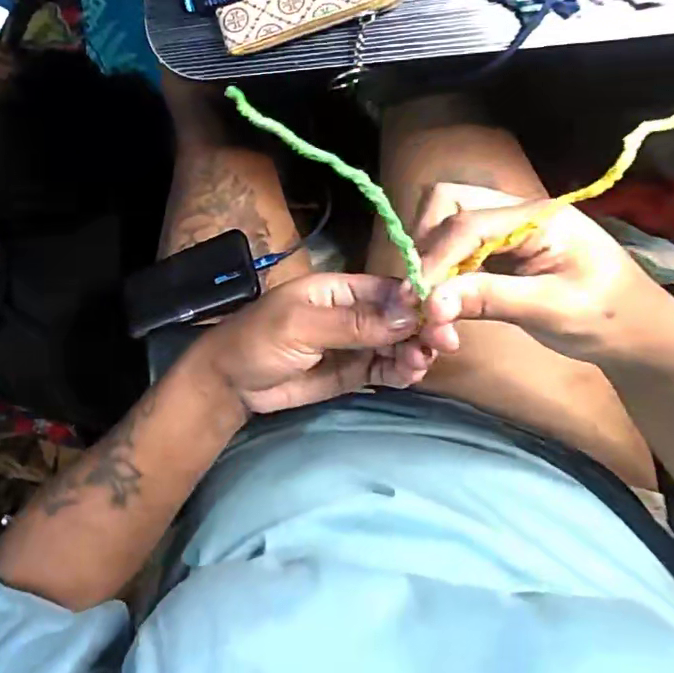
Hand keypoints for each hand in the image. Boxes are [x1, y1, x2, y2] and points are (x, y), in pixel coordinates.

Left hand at [183, 273, 424, 416]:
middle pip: (401, 317)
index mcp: (338, 289)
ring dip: (416, 351)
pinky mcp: (353, 372)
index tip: (442, 316)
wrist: (230, 383)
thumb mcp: (301, 326)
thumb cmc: (258, 341)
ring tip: (418, 364)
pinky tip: (409, 375)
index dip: (417, 300)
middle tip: (442, 345)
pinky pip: (387, 369)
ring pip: (399, 344)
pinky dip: (402, 372)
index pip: (387, 289)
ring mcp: (354, 343)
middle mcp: (352, 312)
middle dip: (424, 328)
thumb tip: (409, 314)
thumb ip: (353, 322)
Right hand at [411, 183, 673, 368]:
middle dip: (425, 243)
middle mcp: (514, 212)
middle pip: (446, 202)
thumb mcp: (554, 311)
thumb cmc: (611, 319)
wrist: (643, 336)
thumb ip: (489, 299)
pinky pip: (453, 246)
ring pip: (443, 221)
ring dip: (429, 257)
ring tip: (432, 300)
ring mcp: (504, 228)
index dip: (434, 258)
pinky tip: (443, 301)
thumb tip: (430, 305)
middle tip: (422, 290)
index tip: (415, 299)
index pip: (468, 223)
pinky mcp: (497, 248)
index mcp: (538, 216)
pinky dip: (439, 271)